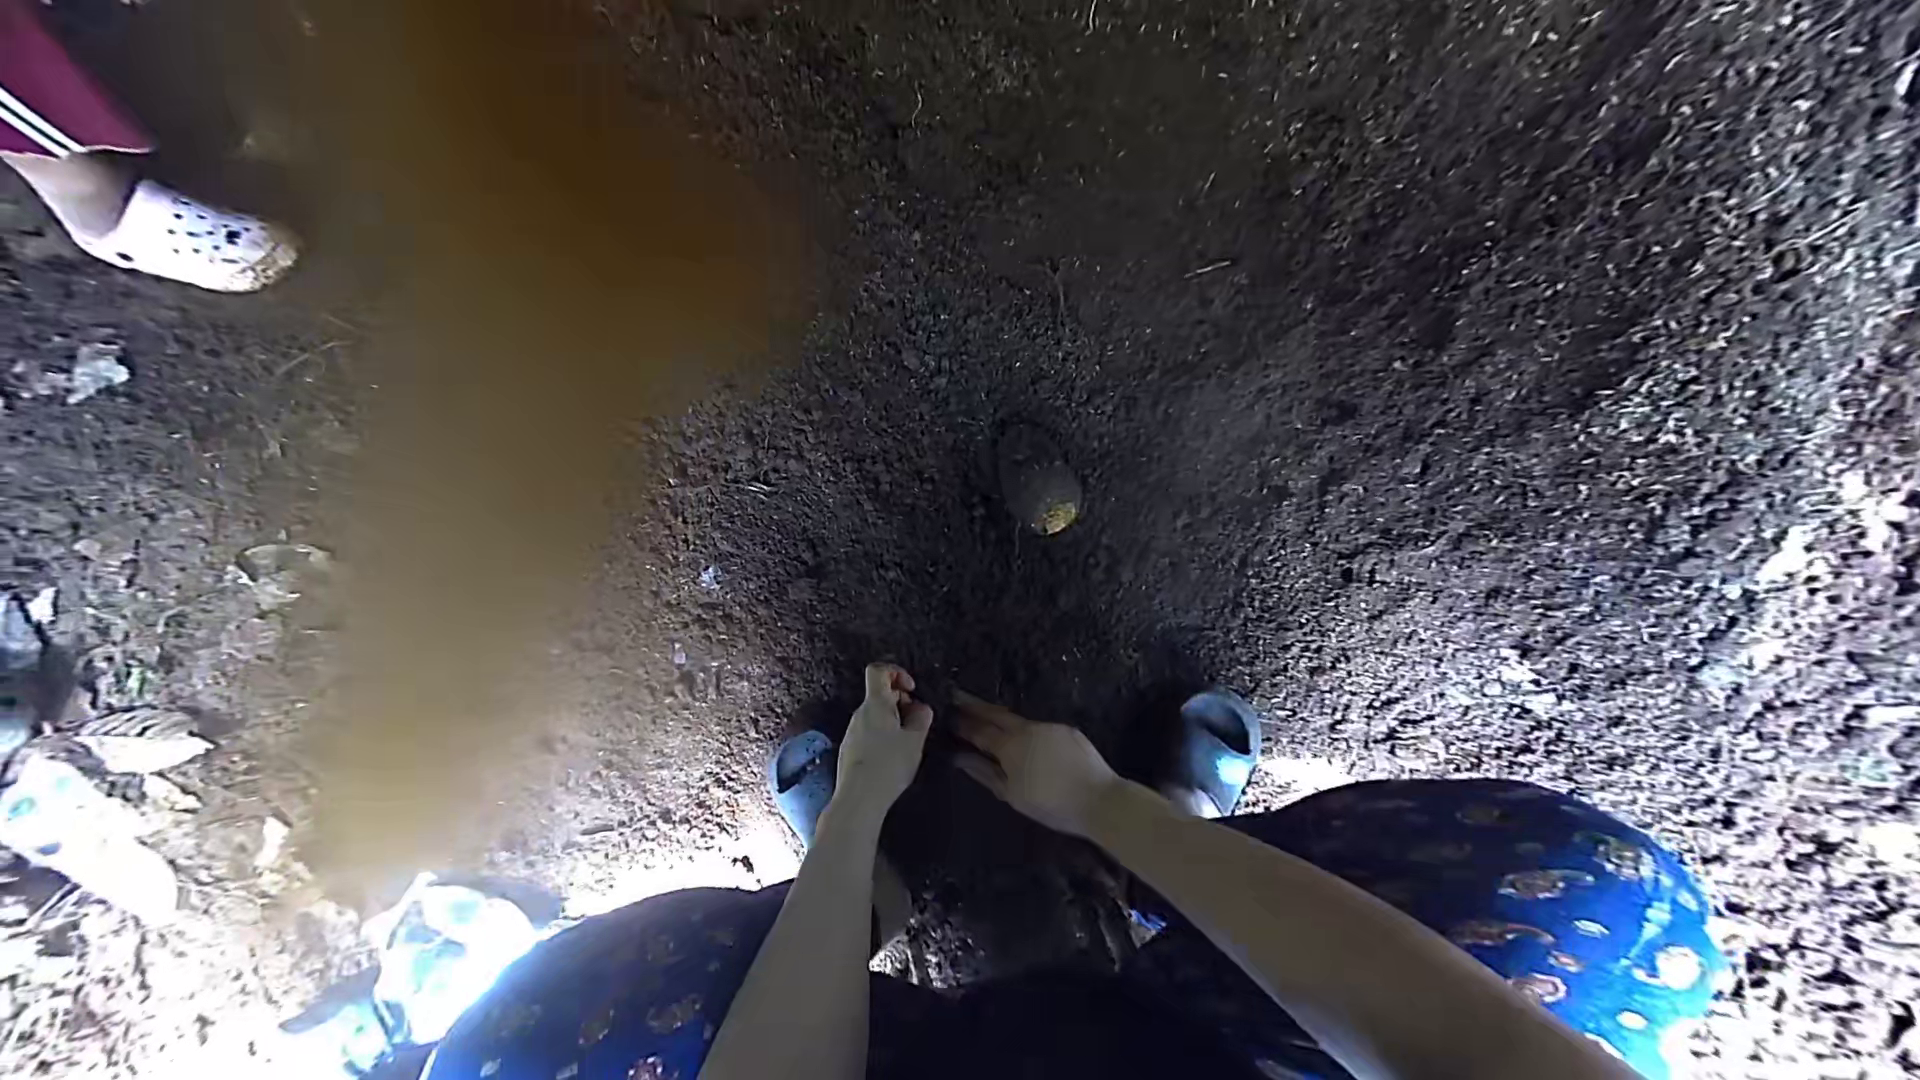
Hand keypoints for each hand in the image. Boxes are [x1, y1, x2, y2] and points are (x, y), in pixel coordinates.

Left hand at [833, 663, 932, 817]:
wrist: (858, 799)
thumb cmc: (889, 765)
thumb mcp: (915, 740)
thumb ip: (921, 718)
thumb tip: (920, 707)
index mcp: (875, 704)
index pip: (878, 670)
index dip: (896, 671)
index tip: (911, 690)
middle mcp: (860, 713)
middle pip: (879, 694)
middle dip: (900, 701)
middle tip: (916, 721)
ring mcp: (852, 731)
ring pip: (875, 714)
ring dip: (893, 720)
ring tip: (907, 742)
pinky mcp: (849, 749)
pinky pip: (869, 731)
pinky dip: (883, 734)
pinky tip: (892, 757)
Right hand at [951, 690, 1121, 837]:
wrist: (1100, 800)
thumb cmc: (1051, 804)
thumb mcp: (1012, 795)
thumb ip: (984, 773)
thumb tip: (960, 758)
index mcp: (1010, 745)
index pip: (979, 730)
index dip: (963, 723)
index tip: (948, 714)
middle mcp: (1027, 728)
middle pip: (996, 714)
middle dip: (976, 707)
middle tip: (958, 698)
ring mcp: (1049, 727)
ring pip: (1018, 720)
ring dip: (1000, 717)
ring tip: (986, 717)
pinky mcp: (1067, 731)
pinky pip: (1039, 727)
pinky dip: (1025, 730)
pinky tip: (1023, 736)